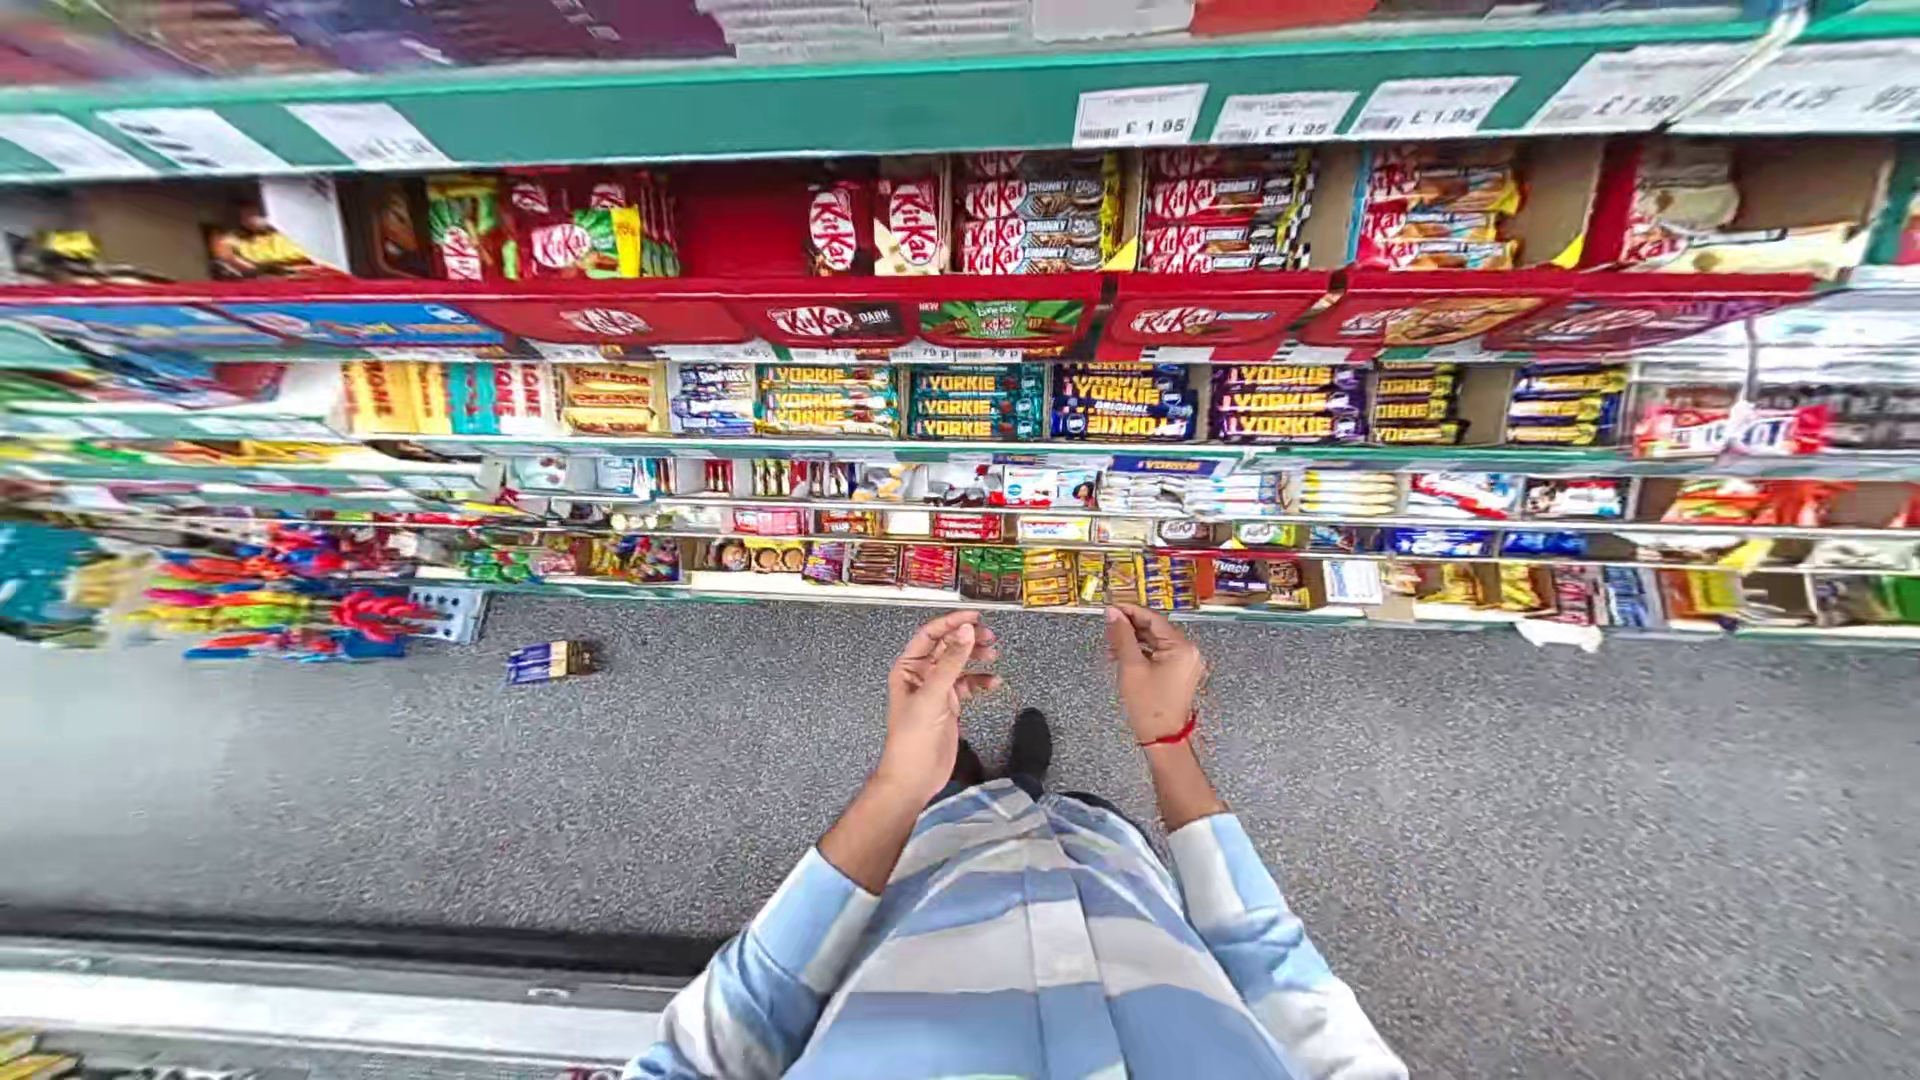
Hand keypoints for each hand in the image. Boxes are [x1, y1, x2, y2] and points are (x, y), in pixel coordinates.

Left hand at [877, 611, 1000, 800]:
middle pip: (947, 646)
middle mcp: (922, 675)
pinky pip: (968, 685)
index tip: (974, 617)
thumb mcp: (933, 695)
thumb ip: (951, 661)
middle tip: (989, 636)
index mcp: (908, 667)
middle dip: (967, 639)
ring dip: (976, 657)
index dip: (951, 623)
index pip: (930, 635)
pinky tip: (994, 683)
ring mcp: (937, 690)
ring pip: (959, 664)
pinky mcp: (950, 705)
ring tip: (993, 654)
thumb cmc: (913, 737)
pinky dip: (981, 681)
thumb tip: (966, 630)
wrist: (915, 778)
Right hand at [1104, 603, 1205, 743]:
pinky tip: (1123, 655)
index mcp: (1181, 647)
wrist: (1162, 738)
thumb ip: (1122, 636)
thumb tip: (1113, 613)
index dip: (1131, 611)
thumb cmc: (1148, 704)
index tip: (1111, 608)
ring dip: (1134, 640)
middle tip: (1108, 626)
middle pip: (1155, 629)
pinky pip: (1159, 654)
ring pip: (1156, 641)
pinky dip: (1142, 652)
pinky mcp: (1180, 673)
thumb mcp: (1131, 666)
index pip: (1153, 618)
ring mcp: (1185, 663)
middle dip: (1130, 627)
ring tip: (1112, 644)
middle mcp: (1188, 651)